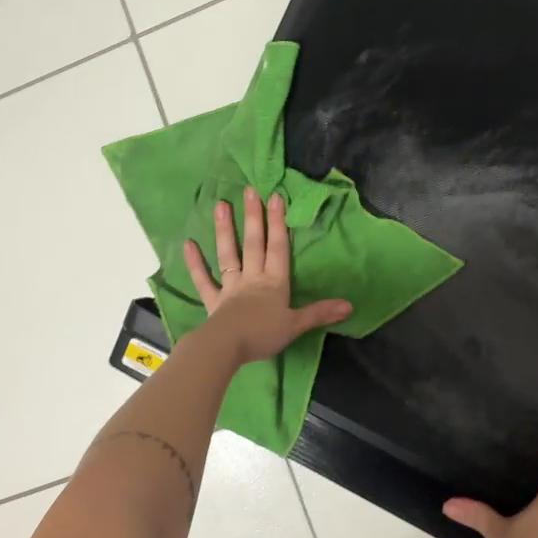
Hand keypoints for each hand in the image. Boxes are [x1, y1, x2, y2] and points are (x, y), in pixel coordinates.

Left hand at [184, 186, 353, 364]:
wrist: (228, 346)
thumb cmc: (263, 334)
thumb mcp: (296, 325)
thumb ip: (320, 313)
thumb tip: (349, 305)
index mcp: (274, 282)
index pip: (278, 248)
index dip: (278, 223)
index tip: (276, 197)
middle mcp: (252, 278)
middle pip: (254, 244)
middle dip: (253, 217)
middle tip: (249, 190)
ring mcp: (230, 287)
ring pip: (228, 254)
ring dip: (225, 230)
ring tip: (221, 205)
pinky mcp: (213, 300)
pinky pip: (203, 279)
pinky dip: (195, 262)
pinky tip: (188, 243)